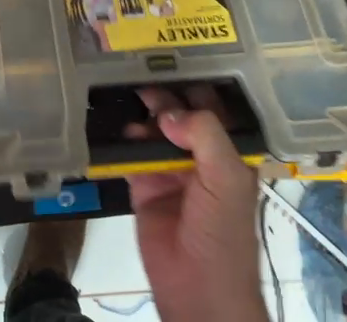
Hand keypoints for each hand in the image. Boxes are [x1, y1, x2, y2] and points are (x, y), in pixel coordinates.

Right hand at [125, 88, 264, 321]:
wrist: (197, 288)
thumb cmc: (223, 231)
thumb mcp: (226, 178)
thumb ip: (204, 134)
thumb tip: (167, 112)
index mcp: (228, 153)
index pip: (213, 108)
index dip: (196, 85)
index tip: (172, 58)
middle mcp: (200, 155)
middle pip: (179, 114)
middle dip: (164, 95)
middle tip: (141, 76)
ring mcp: (171, 170)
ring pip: (153, 130)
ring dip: (143, 115)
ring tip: (130, 98)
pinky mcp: (143, 185)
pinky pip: (130, 155)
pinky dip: (122, 142)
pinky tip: (118, 131)